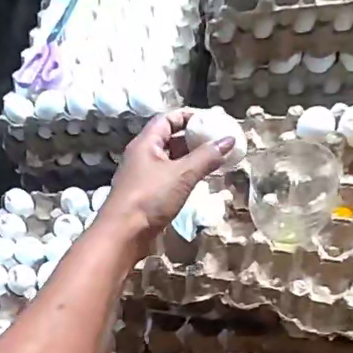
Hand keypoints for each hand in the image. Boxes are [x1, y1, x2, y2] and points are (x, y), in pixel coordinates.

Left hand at [96, 110, 231, 249]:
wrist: (122, 235)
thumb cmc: (150, 198)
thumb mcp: (182, 174)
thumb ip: (206, 157)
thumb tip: (229, 140)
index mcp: (145, 143)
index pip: (167, 119)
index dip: (189, 117)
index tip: (211, 122)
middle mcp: (141, 156)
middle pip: (169, 139)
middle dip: (193, 139)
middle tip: (217, 143)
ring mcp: (141, 177)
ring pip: (169, 161)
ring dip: (189, 159)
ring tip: (213, 161)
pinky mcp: (145, 196)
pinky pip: (166, 179)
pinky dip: (182, 176)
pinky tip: (197, 182)